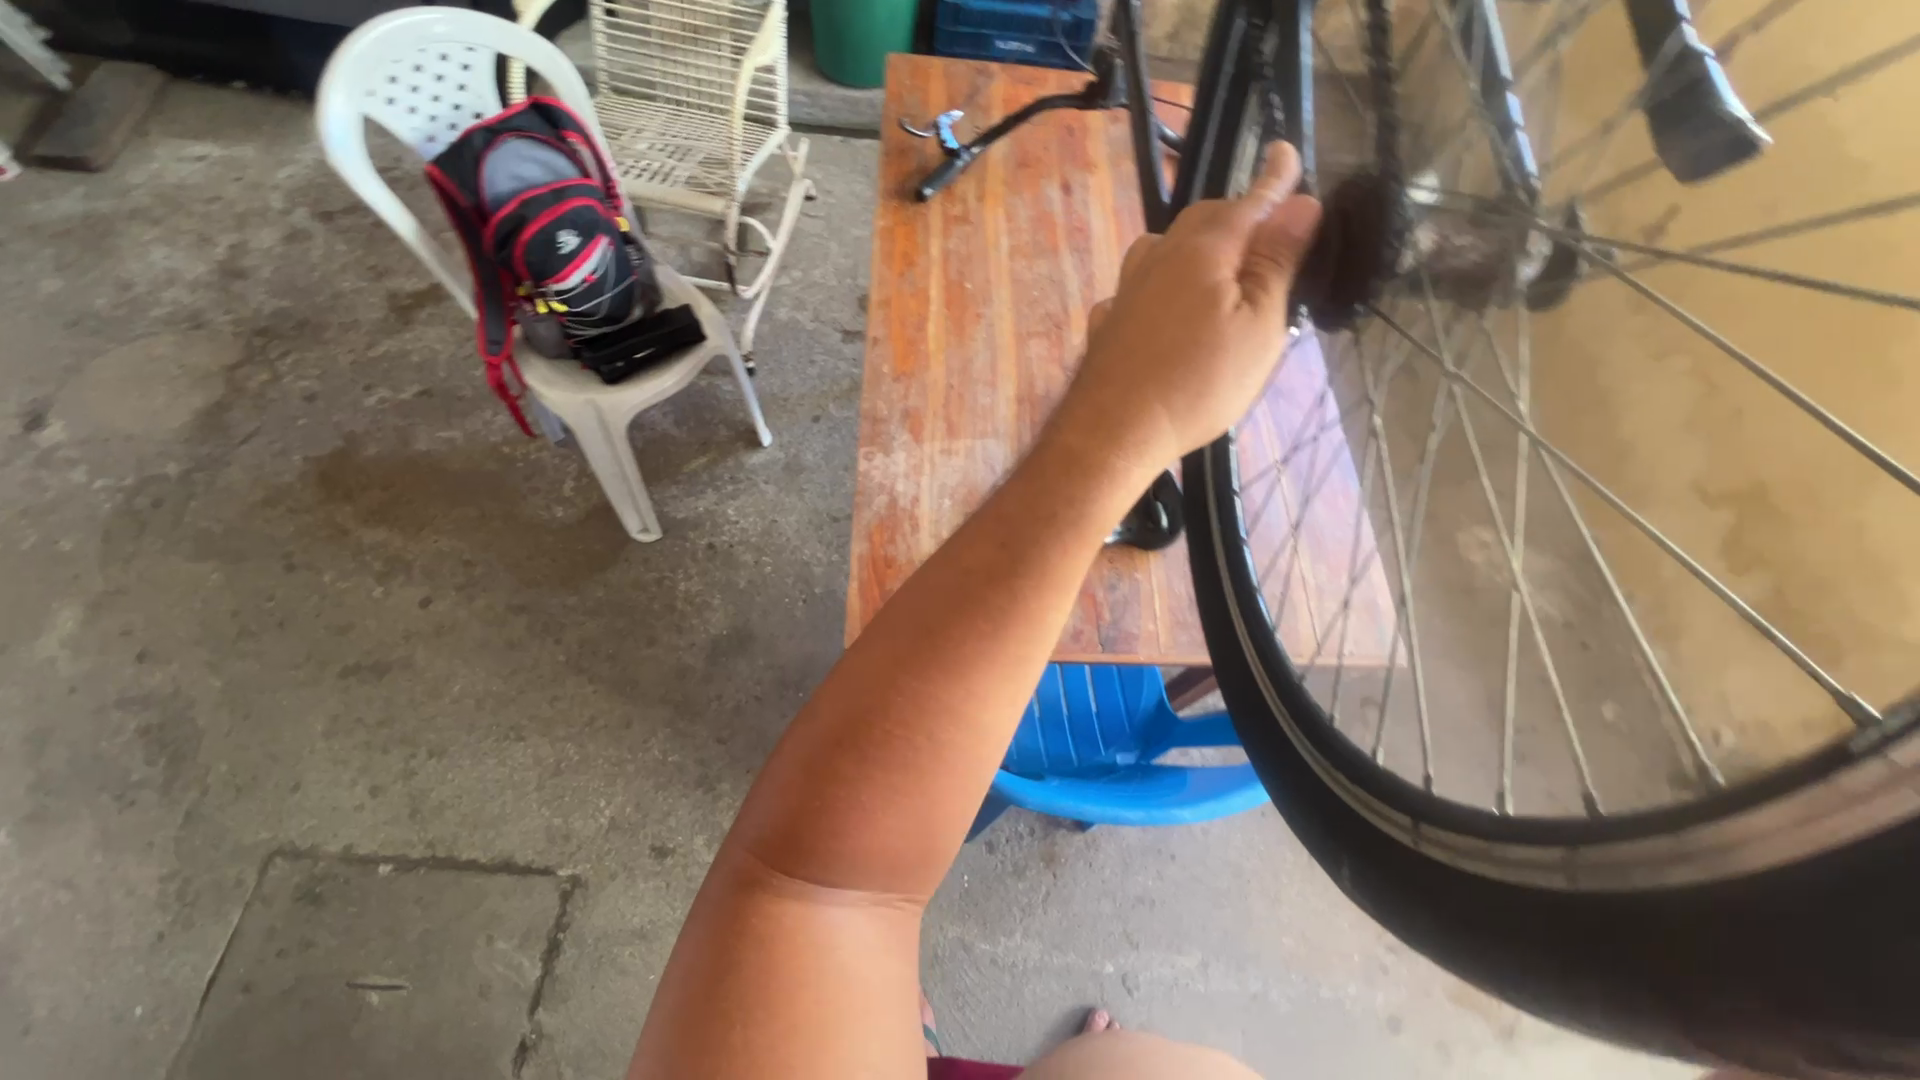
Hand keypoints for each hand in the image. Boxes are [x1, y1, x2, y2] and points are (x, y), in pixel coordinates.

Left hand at [1055, 142, 1322, 474]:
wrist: (1112, 432)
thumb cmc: (1197, 382)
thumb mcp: (1258, 325)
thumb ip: (1276, 263)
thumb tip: (1300, 203)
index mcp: (1203, 250)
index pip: (1248, 202)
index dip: (1273, 181)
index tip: (1287, 152)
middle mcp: (1157, 258)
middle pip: (1201, 221)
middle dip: (1235, 215)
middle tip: (1264, 228)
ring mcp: (1125, 292)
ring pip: (1162, 251)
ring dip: (1192, 248)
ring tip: (1215, 267)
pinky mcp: (1107, 326)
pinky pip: (1137, 291)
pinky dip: (1158, 288)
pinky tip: (1160, 309)